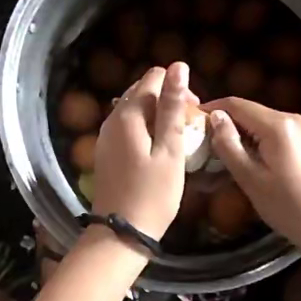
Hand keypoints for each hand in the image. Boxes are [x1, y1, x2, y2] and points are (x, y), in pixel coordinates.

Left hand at [91, 63, 193, 238]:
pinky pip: (129, 129)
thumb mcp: (170, 150)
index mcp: (127, 115)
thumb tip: (178, 66)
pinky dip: (147, 131)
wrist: (121, 234)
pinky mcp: (107, 153)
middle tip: (190, 129)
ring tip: (178, 141)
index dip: (178, 89)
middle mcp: (112, 119)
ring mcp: (106, 137)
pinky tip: (160, 152)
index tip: (194, 116)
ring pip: (136, 111)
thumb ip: (173, 108)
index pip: (154, 78)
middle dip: (168, 101)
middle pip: (143, 92)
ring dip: (158, 117)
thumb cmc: (153, 194)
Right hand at [204, 96, 300, 265]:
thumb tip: (214, 117)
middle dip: (223, 124)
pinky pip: (271, 134)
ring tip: (215, 154)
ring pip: (259, 123)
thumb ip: (229, 145)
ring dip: (238, 134)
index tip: (189, 122)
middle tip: (198, 143)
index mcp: (277, 124)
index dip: (211, 109)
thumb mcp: (251, 178)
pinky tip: (242, 160)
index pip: (236, 104)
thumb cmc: (288, 205)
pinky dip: (254, 142)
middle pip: (248, 112)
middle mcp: (289, 118)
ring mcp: (299, 130)